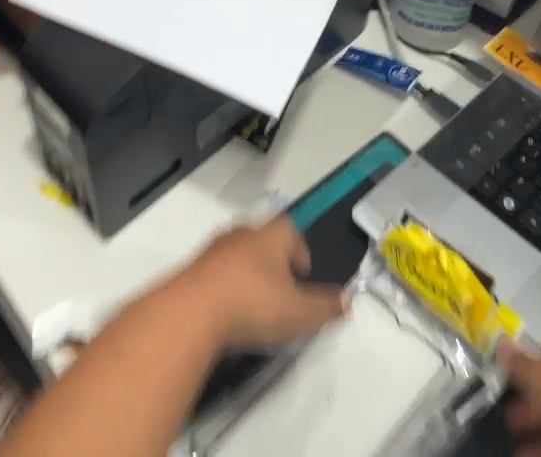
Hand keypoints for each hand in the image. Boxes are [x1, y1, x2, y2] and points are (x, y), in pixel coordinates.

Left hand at [163, 218, 348, 349]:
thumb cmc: (253, 304)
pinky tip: (228, 311)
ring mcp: (213, 249)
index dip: (300, 249)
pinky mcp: (192, 268)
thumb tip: (349, 300)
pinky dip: (225, 286)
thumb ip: (325, 307)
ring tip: (255, 303)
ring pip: (237, 254)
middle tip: (281, 289)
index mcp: (269, 236)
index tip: (303, 274)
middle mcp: (241, 234)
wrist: (191, 311)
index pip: (290, 228)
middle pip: (262, 238)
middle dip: (273, 260)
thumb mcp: (299, 313)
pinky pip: (215, 271)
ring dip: (247, 273)